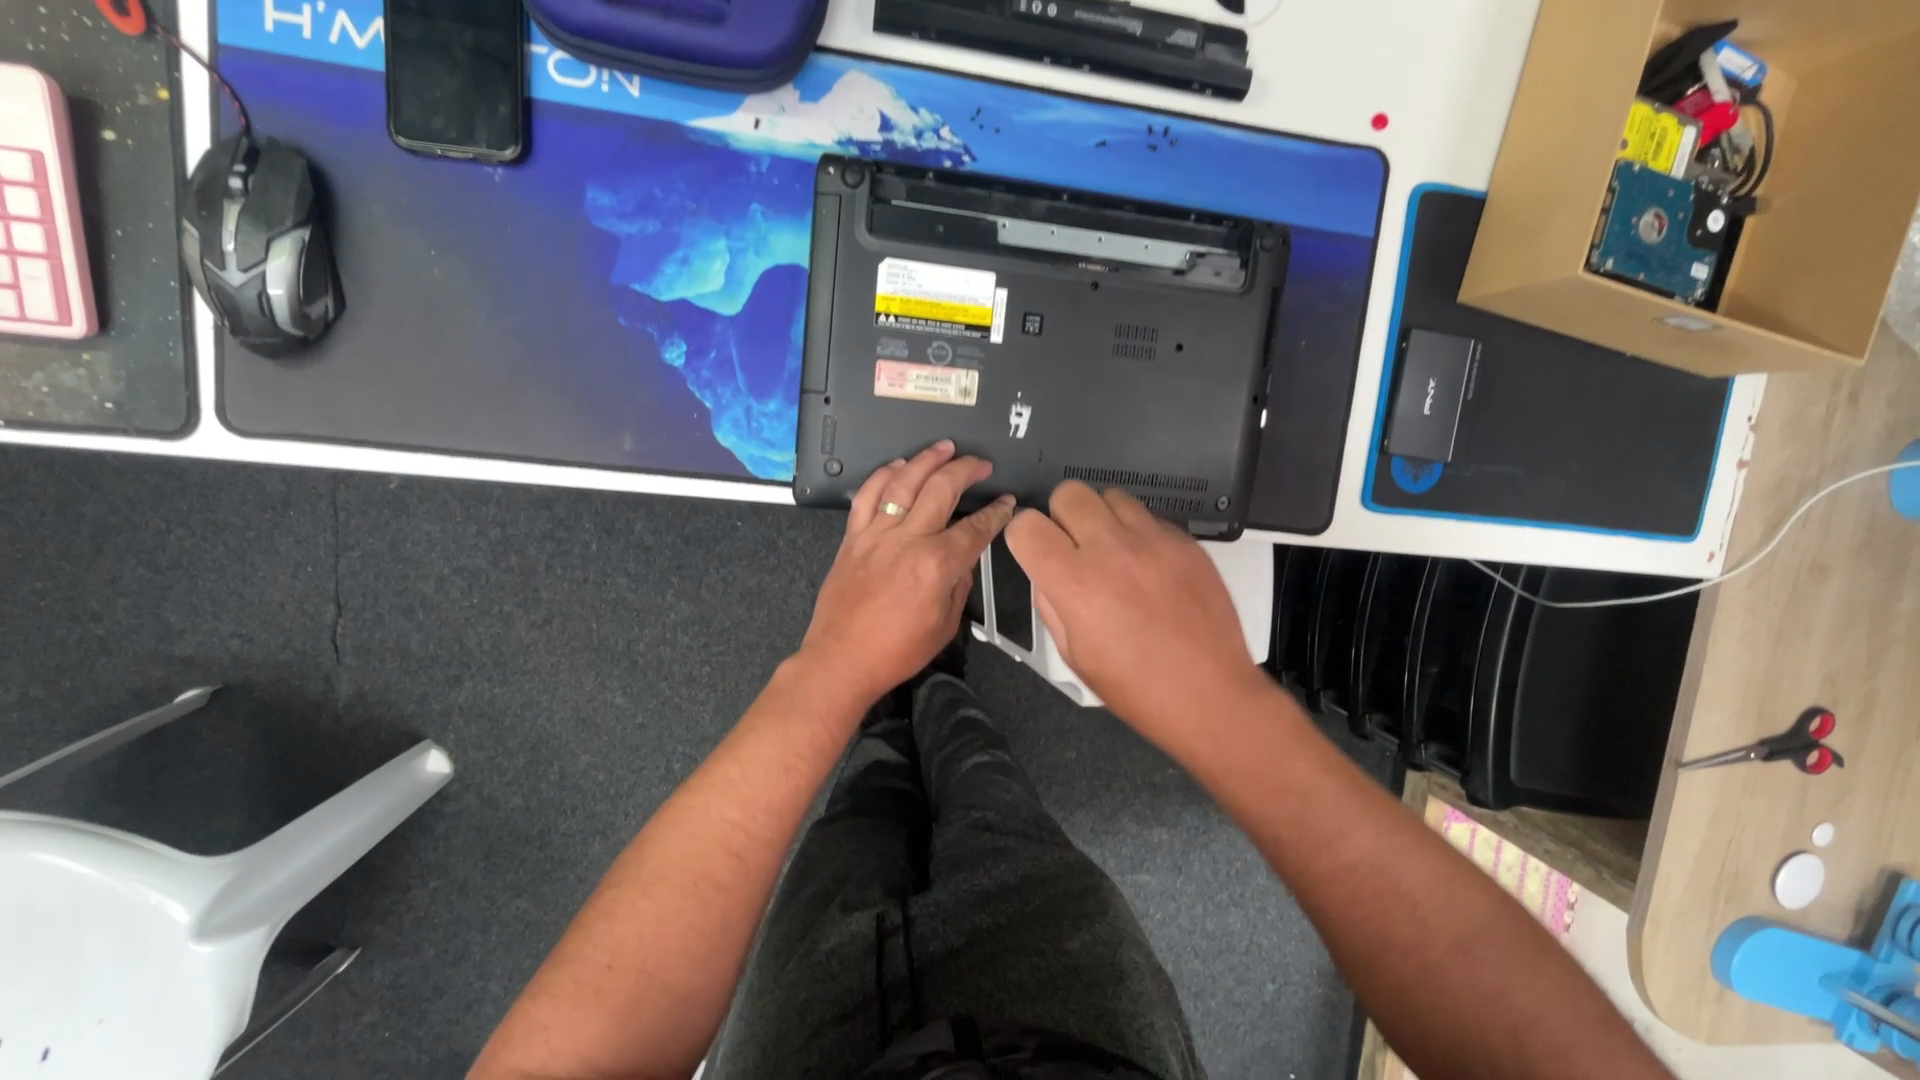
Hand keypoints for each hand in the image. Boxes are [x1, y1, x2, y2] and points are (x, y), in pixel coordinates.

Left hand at [798, 440, 1014, 707]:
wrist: (842, 660)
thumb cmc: (894, 651)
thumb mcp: (946, 624)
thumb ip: (959, 584)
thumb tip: (962, 559)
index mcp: (936, 565)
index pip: (975, 528)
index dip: (996, 513)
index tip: (1006, 503)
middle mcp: (907, 541)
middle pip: (942, 488)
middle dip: (967, 469)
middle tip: (981, 464)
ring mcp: (876, 535)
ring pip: (904, 481)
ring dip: (927, 459)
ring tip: (945, 448)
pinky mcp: (853, 538)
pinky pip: (868, 495)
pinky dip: (884, 475)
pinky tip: (898, 465)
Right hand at [1005, 481, 1263, 750]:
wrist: (1210, 695)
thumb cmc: (1139, 687)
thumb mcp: (1075, 655)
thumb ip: (1051, 605)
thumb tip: (1046, 575)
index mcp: (1076, 583)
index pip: (1026, 525)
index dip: (1024, 537)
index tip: (1034, 550)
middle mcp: (1113, 550)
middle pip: (1068, 493)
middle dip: (1061, 517)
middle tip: (1073, 547)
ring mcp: (1153, 541)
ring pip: (1110, 495)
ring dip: (1102, 518)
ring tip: (1112, 551)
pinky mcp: (1185, 542)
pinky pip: (1149, 516)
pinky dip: (1139, 532)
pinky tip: (1146, 565)